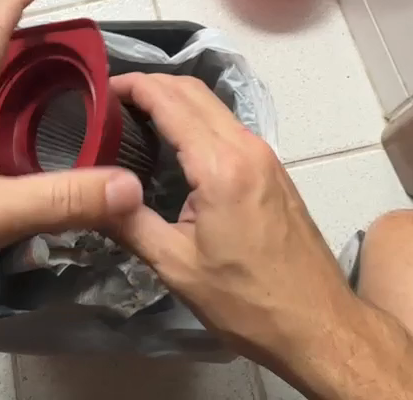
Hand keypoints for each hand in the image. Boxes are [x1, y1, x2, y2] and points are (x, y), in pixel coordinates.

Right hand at [108, 73, 359, 368]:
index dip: (133, 86)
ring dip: (175, 97)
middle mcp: (245, 146)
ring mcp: (264, 154)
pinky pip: (227, 123)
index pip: (169, 101)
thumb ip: (130, 223)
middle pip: (192, 90)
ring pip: (212, 104)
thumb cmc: (248, 302)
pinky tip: (175, 138)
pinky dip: (196, 115)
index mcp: (219, 166)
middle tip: (112, 98)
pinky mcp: (273, 167)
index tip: (102, 88)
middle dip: (151, 84)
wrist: (322, 328)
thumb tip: (90, 196)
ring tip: (136, 113)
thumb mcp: (178, 267)